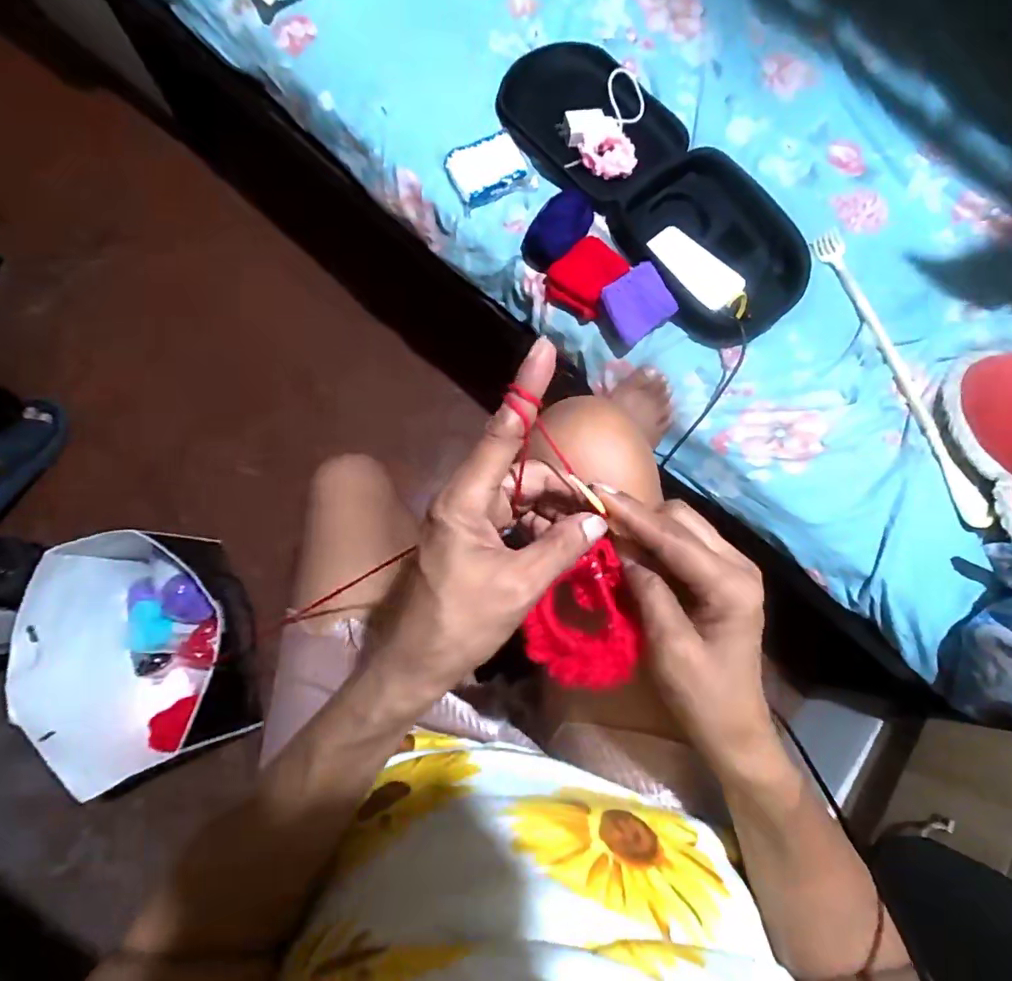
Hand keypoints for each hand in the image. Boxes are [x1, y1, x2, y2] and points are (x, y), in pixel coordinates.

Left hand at [367, 338, 605, 704]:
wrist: (415, 663)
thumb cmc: (460, 624)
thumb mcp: (518, 586)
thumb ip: (560, 547)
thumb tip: (597, 518)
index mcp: (465, 500)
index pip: (501, 432)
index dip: (525, 388)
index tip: (543, 348)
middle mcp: (463, 498)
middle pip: (521, 472)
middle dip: (560, 488)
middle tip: (597, 514)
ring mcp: (466, 518)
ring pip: (520, 497)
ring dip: (552, 512)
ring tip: (584, 536)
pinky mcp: (471, 537)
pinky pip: (512, 518)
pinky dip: (538, 528)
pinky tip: (563, 545)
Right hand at [597, 488, 773, 766]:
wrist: (734, 727)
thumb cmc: (702, 696)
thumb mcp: (668, 647)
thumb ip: (648, 591)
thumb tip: (619, 548)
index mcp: (730, 585)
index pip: (673, 538)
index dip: (633, 515)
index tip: (598, 492)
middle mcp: (739, 566)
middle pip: (682, 519)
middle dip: (640, 515)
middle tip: (598, 517)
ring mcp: (734, 568)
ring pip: (684, 525)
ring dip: (648, 525)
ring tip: (610, 529)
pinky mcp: (723, 576)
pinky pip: (686, 542)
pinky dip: (657, 541)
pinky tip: (633, 548)